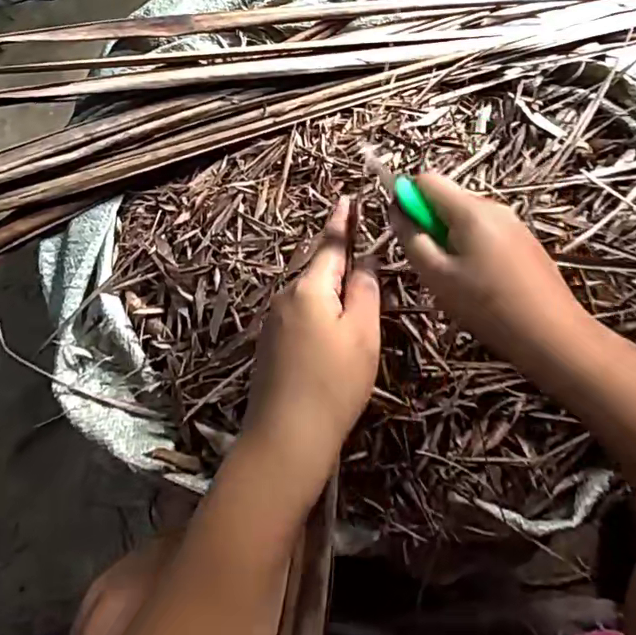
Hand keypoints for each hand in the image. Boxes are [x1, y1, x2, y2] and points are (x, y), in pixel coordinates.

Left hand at [242, 197, 380, 476]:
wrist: (286, 436)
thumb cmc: (334, 383)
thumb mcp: (362, 335)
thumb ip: (364, 291)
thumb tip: (366, 260)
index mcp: (309, 287)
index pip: (330, 245)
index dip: (341, 222)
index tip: (347, 199)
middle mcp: (285, 295)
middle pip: (317, 268)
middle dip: (337, 257)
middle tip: (359, 244)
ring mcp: (273, 319)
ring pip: (308, 292)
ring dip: (329, 288)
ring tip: (352, 294)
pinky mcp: (269, 342)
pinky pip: (299, 312)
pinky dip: (318, 310)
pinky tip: (330, 330)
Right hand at [386, 173, 597, 368]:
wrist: (555, 337)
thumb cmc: (489, 307)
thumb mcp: (436, 275)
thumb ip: (411, 237)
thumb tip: (397, 210)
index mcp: (470, 210)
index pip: (426, 180)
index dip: (407, 198)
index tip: (405, 231)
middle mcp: (494, 207)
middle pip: (447, 198)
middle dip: (430, 223)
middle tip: (431, 264)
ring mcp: (514, 224)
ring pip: (465, 218)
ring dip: (450, 239)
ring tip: (456, 279)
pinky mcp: (525, 242)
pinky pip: (486, 233)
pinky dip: (472, 249)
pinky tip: (481, 285)